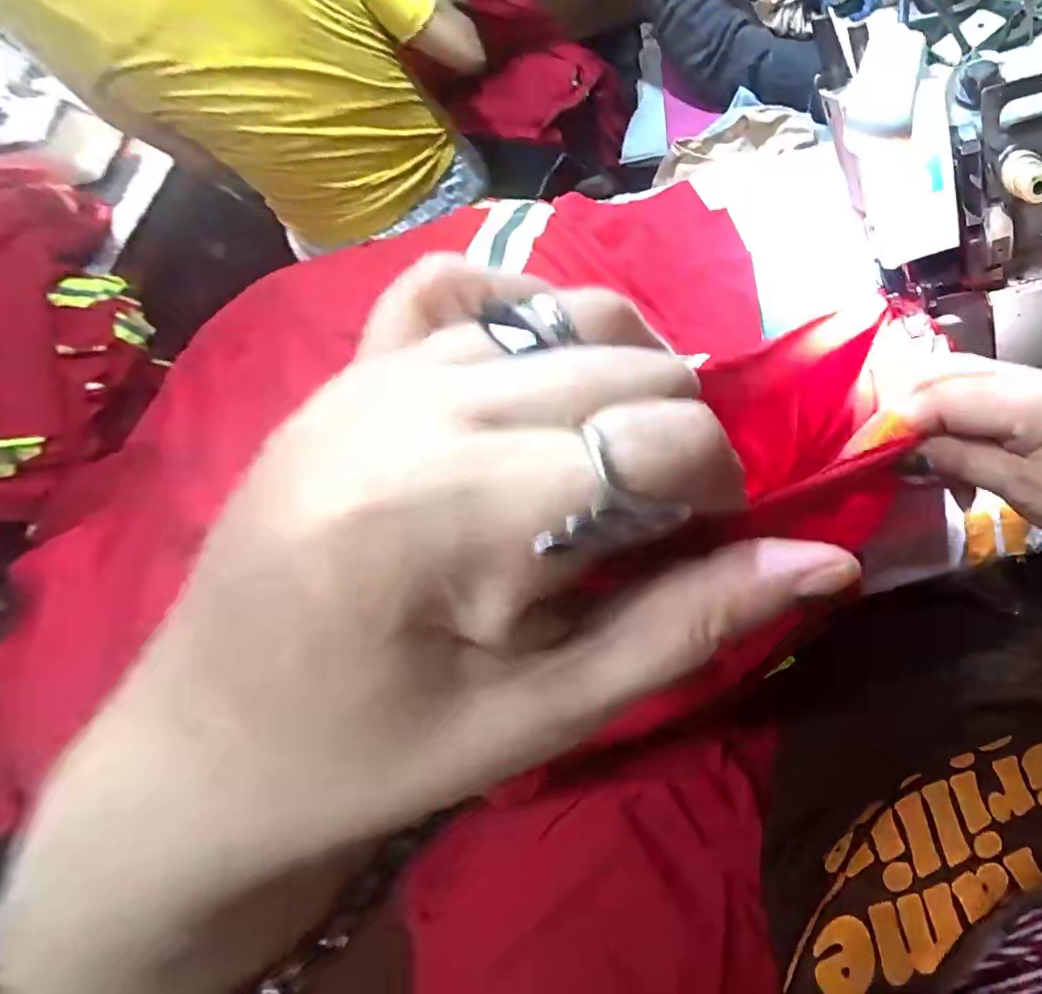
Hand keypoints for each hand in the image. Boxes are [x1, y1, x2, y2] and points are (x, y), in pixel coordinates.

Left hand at [0, 256, 859, 992]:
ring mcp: (377, 371)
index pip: (664, 437)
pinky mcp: (355, 366)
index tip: (712, 537)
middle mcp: (416, 408)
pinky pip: (471, 289)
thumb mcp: (562, 707)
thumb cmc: (395, 749)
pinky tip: (551, 380)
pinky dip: (542, 316)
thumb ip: (700, 619)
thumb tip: (832, 561)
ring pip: (576, 316)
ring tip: (625, 449)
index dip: (723, 482)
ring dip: (639, 376)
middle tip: (671, 512)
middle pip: (637, 367)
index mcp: (455, 508)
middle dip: (689, 435)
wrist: (208, 753)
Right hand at [891, 354, 1041, 564]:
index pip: (947, 396)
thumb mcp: (1017, 487)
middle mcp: (1024, 375)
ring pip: (952, 382)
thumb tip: (903, 448)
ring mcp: (1022, 381)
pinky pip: (968, 396)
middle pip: (945, 375)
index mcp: (1029, 397)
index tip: (864, 445)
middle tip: (880, 446)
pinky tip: (944, 456)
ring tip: (916, 459)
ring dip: (925, 416)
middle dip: (906, 409)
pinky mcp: (1019, 395)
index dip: (901, 418)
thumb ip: (958, 460)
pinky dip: (946, 422)